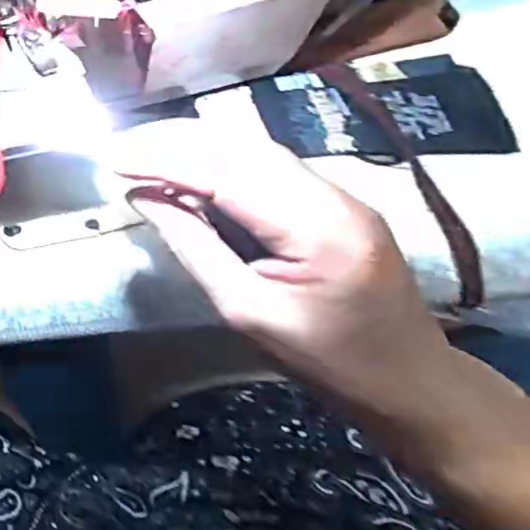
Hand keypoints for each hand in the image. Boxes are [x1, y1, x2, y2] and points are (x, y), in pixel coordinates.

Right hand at [109, 119, 454, 419]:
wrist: (417, 386)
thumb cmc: (329, 361)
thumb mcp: (246, 310)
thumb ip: (191, 244)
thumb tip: (141, 195)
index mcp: (318, 230)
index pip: (223, 174)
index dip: (161, 162)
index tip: (112, 162)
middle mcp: (334, 197)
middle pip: (237, 147)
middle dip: (169, 143)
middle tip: (118, 152)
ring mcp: (338, 193)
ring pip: (248, 146)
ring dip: (189, 144)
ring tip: (139, 153)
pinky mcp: (332, 198)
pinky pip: (262, 161)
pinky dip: (214, 156)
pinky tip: (183, 166)